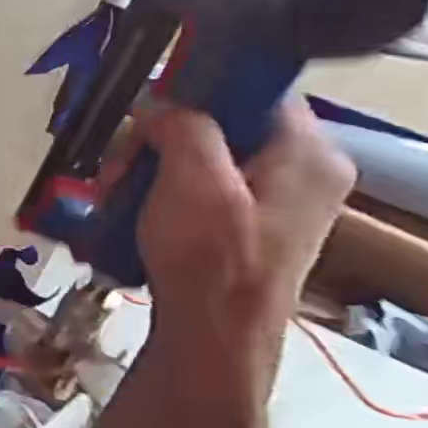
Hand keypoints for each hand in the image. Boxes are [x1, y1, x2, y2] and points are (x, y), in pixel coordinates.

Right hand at [125, 99, 354, 401]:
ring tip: (118, 191)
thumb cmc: (209, 261)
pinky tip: (134, 205)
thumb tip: (159, 103)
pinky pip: (201, 181)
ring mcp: (277, 198)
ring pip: (202, 151)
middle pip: (220, 121)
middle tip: (122, 164)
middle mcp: (303, 168)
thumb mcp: (193, 182)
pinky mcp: (249, 221)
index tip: (148, 105)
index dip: (198, 86)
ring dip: (151, 164)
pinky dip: (162, 187)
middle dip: (160, 138)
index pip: (255, 85)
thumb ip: (183, 125)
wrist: (211, 341)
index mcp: (308, 152)